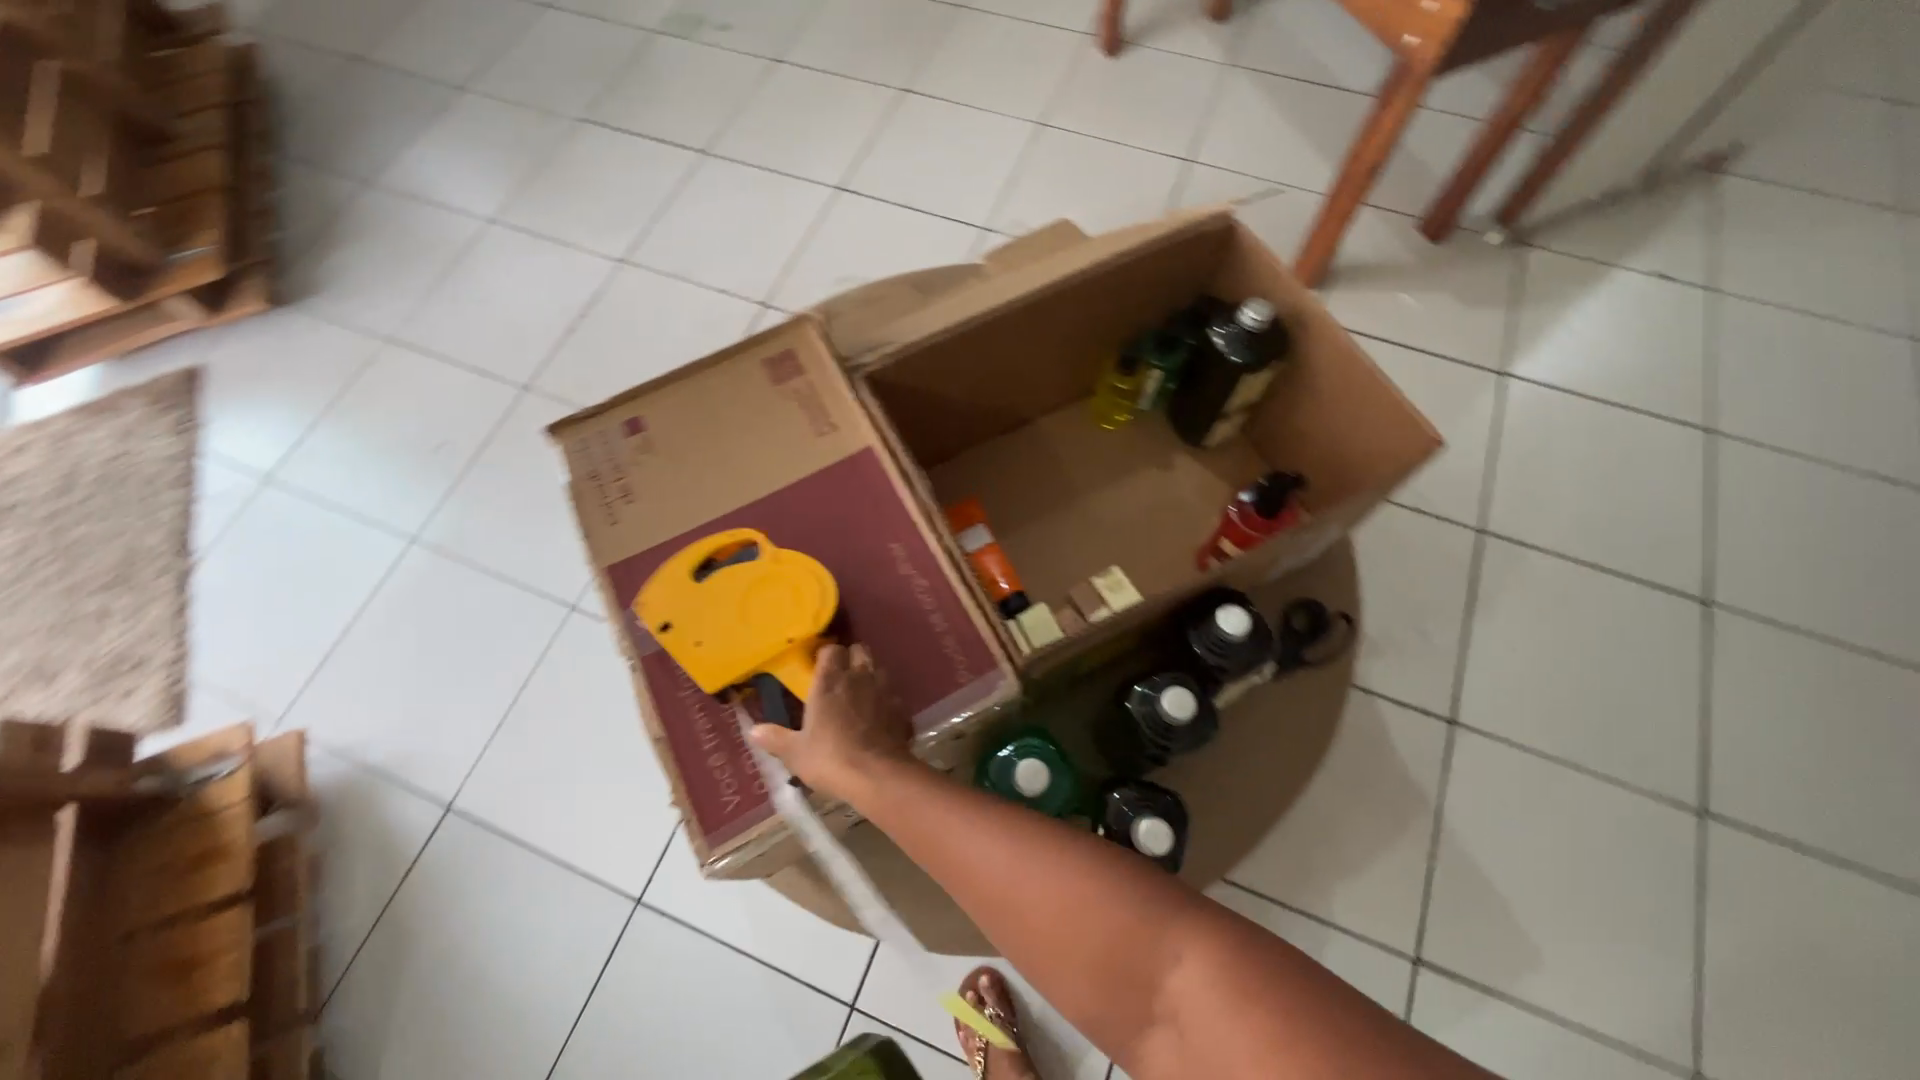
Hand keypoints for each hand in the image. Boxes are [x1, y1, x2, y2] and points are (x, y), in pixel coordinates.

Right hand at [749, 644, 914, 799]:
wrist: (877, 775)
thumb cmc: (830, 758)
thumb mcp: (795, 752)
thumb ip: (775, 738)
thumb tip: (752, 731)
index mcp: (830, 681)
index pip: (831, 650)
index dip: (827, 656)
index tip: (819, 667)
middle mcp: (859, 678)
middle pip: (860, 651)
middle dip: (852, 658)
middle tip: (842, 677)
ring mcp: (885, 691)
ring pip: (880, 670)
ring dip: (872, 677)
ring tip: (863, 695)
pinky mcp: (902, 709)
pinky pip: (895, 697)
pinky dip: (888, 703)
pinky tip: (882, 719)